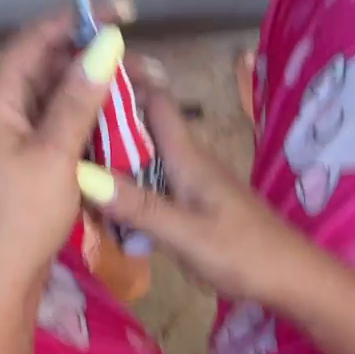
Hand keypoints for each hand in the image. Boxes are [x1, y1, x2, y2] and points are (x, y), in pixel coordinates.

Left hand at [0, 8, 126, 305]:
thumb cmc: (22, 217)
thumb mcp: (56, 154)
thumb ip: (79, 97)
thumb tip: (104, 43)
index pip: (38, 38)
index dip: (80, 18)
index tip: (125, 13)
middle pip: (48, 65)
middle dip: (95, 59)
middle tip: (145, 64)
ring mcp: (8, 134)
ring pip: (56, 96)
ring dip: (95, 90)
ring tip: (142, 90)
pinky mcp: (22, 157)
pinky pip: (56, 123)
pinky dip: (85, 118)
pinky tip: (118, 121)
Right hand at [82, 60, 327, 307]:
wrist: (291, 279)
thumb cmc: (243, 253)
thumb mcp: (185, 233)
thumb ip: (137, 206)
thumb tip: (81, 174)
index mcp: (188, 157)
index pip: (154, 100)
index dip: (124, 80)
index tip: (84, 74)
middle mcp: (189, 162)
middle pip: (143, 128)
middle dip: (106, 123)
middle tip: (62, 130)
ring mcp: (193, 184)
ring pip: (145, 159)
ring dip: (113, 160)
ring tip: (71, 168)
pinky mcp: (195, 206)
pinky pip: (153, 186)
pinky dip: (128, 189)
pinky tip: (107, 209)